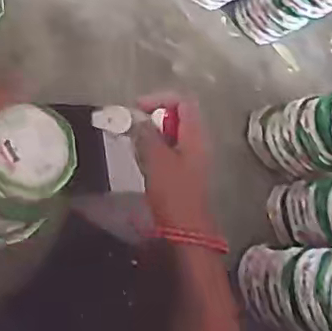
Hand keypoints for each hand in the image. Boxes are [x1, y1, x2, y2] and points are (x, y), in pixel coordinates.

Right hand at [131, 94, 218, 236]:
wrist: (186, 231)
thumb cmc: (173, 193)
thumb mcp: (156, 159)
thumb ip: (147, 134)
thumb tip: (138, 118)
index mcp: (195, 136)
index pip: (183, 102)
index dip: (159, 99)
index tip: (137, 108)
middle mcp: (198, 143)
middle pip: (178, 116)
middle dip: (154, 116)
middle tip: (133, 125)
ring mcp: (193, 158)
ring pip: (173, 134)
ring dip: (153, 133)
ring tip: (134, 142)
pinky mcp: (185, 173)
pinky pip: (170, 150)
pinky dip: (155, 148)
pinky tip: (142, 159)